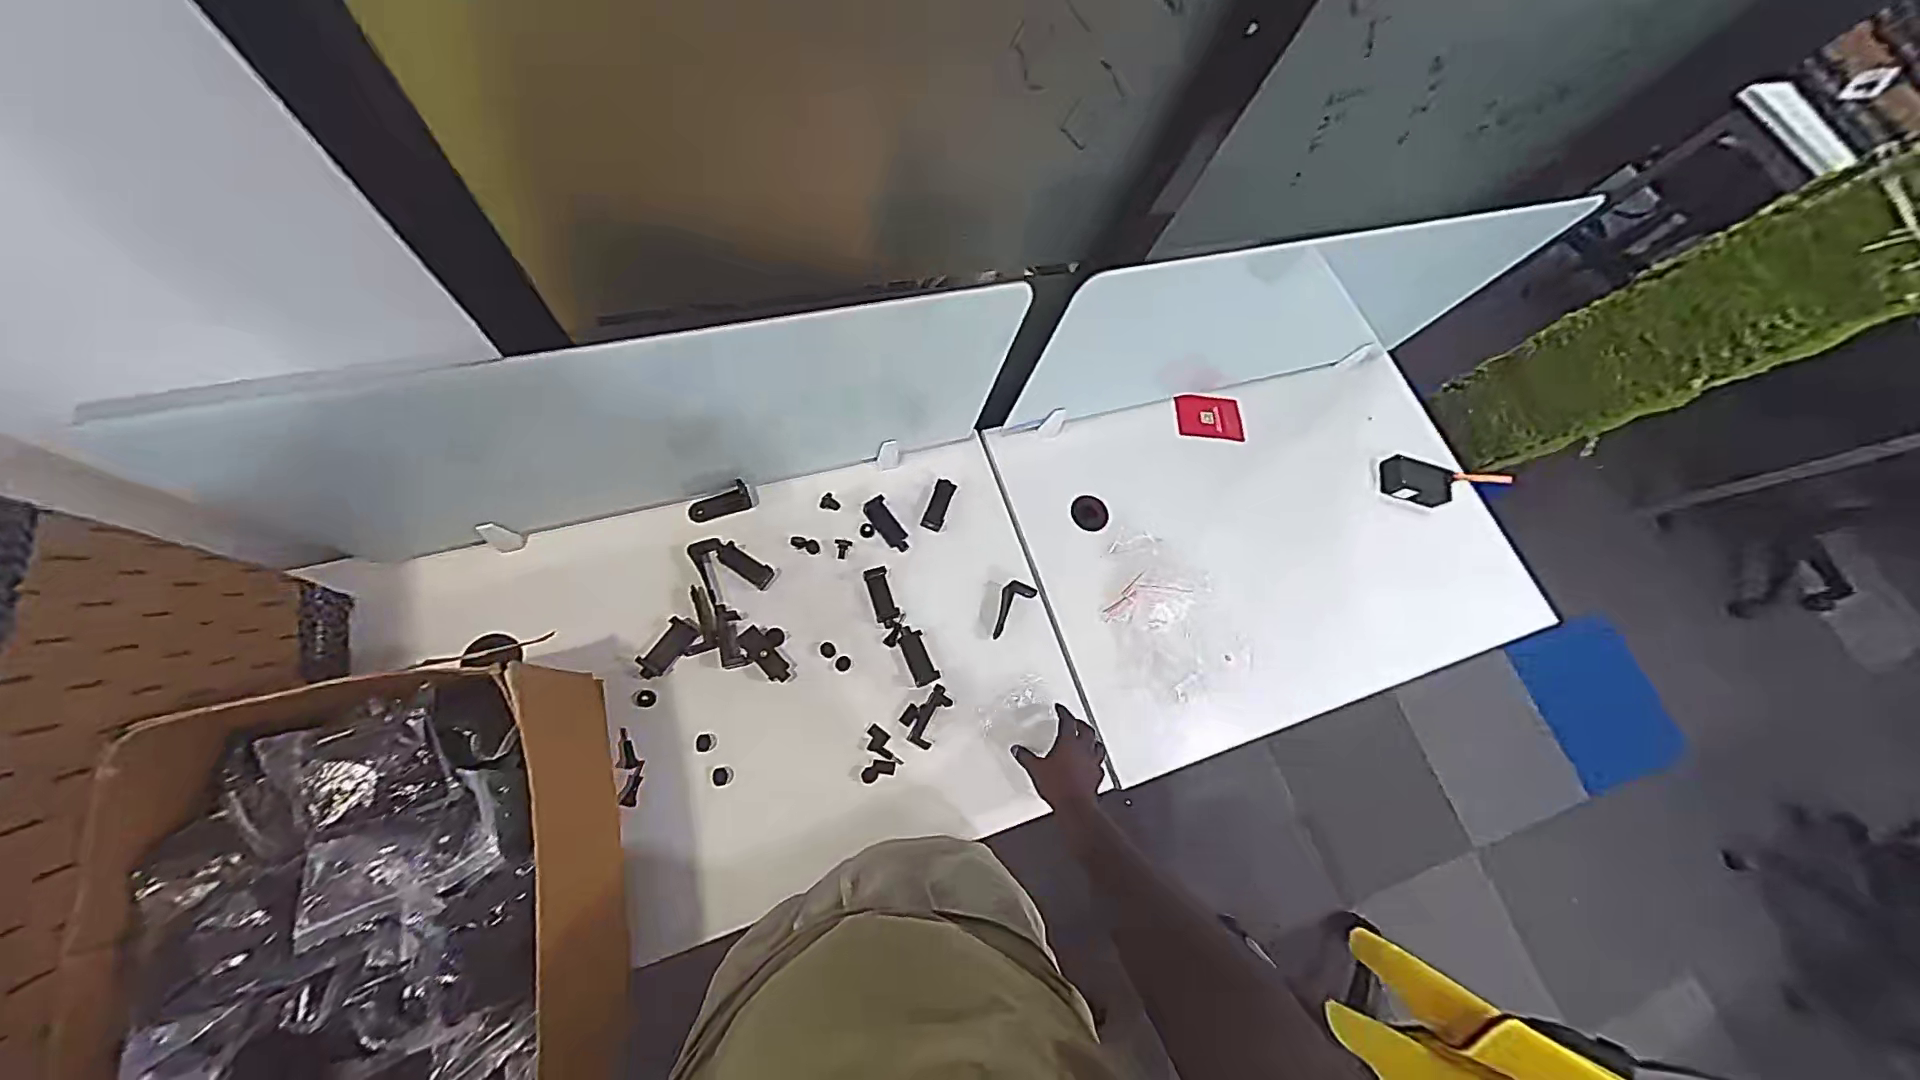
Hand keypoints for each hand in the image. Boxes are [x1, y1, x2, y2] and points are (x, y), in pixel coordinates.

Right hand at [1014, 703, 1105, 812]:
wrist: (1075, 806)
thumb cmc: (1059, 786)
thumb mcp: (1036, 769)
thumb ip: (1026, 757)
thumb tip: (1018, 750)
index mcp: (1069, 742)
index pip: (1068, 720)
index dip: (1064, 712)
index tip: (1061, 709)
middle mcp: (1083, 749)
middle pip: (1086, 729)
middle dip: (1080, 722)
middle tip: (1074, 720)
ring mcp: (1092, 762)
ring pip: (1097, 744)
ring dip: (1092, 739)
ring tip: (1087, 737)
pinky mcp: (1097, 775)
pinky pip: (1099, 762)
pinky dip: (1095, 758)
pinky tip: (1092, 762)